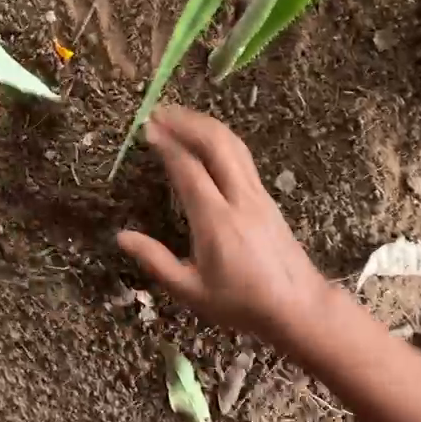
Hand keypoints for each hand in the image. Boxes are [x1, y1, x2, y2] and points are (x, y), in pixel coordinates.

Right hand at [117, 106, 332, 346]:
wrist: (299, 308)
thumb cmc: (241, 303)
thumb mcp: (189, 290)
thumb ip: (155, 260)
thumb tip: (121, 236)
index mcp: (216, 220)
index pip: (189, 169)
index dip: (167, 145)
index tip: (147, 130)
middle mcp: (239, 199)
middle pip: (216, 144)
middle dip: (187, 122)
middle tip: (159, 113)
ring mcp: (258, 195)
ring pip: (233, 145)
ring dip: (205, 125)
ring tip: (179, 117)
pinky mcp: (266, 199)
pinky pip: (242, 157)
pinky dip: (220, 140)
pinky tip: (206, 141)